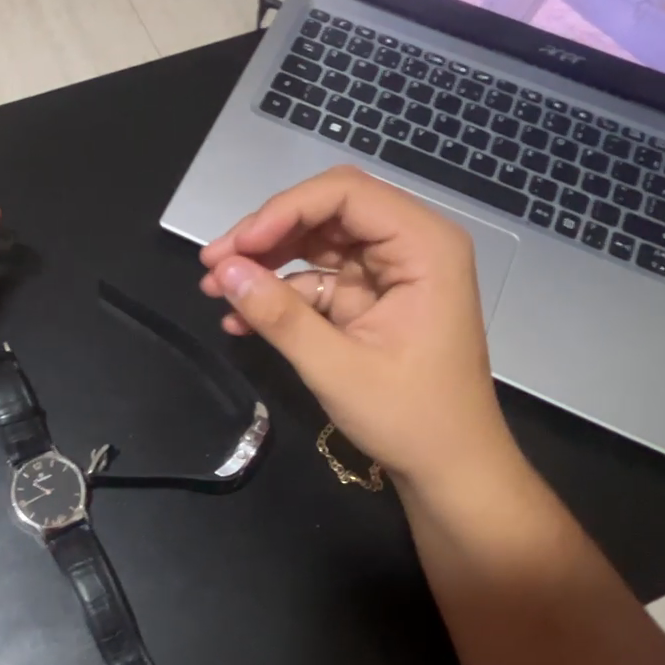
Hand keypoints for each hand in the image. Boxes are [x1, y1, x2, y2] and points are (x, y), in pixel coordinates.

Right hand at [198, 166, 516, 489]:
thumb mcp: (337, 368)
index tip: (236, 249)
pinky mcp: (369, 299)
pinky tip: (239, 320)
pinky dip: (278, 295)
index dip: (283, 211)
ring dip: (264, 264)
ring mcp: (388, 273)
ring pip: (314, 243)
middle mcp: (409, 246)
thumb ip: (279, 315)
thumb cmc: (412, 419)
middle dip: (266, 235)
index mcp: (424, 246)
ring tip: (214, 290)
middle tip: (213, 265)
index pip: (345, 194)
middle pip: (326, 212)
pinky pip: (315, 280)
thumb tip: (223, 271)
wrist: (451, 469)